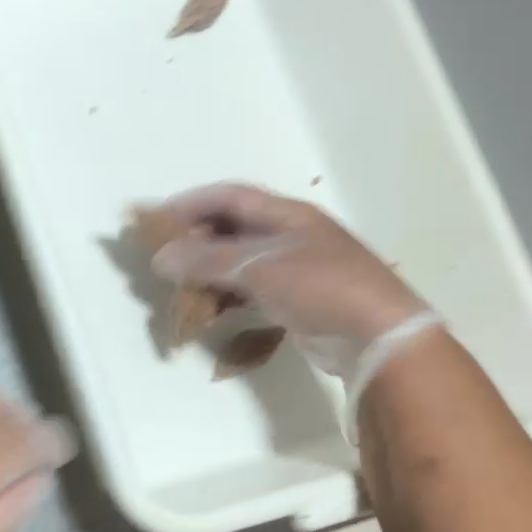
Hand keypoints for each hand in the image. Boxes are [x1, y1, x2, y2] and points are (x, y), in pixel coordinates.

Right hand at [150, 183, 438, 386]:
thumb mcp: (259, 268)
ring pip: (236, 262)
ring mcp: (293, 268)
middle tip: (162, 259)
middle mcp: (289, 235)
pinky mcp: (293, 298)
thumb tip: (160, 257)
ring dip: (205, 274)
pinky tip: (206, 314)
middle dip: (193, 241)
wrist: (376, 335)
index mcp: (287, 215)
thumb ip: (206, 261)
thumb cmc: (322, 287)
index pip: (229, 196)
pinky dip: (222, 298)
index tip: (155, 219)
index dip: (190, 203)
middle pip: (230, 228)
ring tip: (179, 290)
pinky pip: (246, 290)